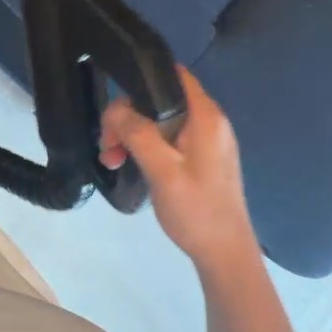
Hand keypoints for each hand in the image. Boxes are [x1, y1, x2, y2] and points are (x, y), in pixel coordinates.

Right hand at [100, 68, 259, 272]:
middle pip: (159, 99)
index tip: (114, 93)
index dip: (142, 76)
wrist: (225, 256)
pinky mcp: (199, 159)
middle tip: (107, 143)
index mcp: (206, 117)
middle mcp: (208, 122)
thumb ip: (137, 133)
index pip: (174, 74)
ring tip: (111, 159)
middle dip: (127, 116)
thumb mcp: (162, 170)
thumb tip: (115, 108)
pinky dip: (143, 147)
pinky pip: (165, 139)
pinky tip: (126, 165)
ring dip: (130, 135)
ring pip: (158, 121)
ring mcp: (205, 142)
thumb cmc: (197, 210)